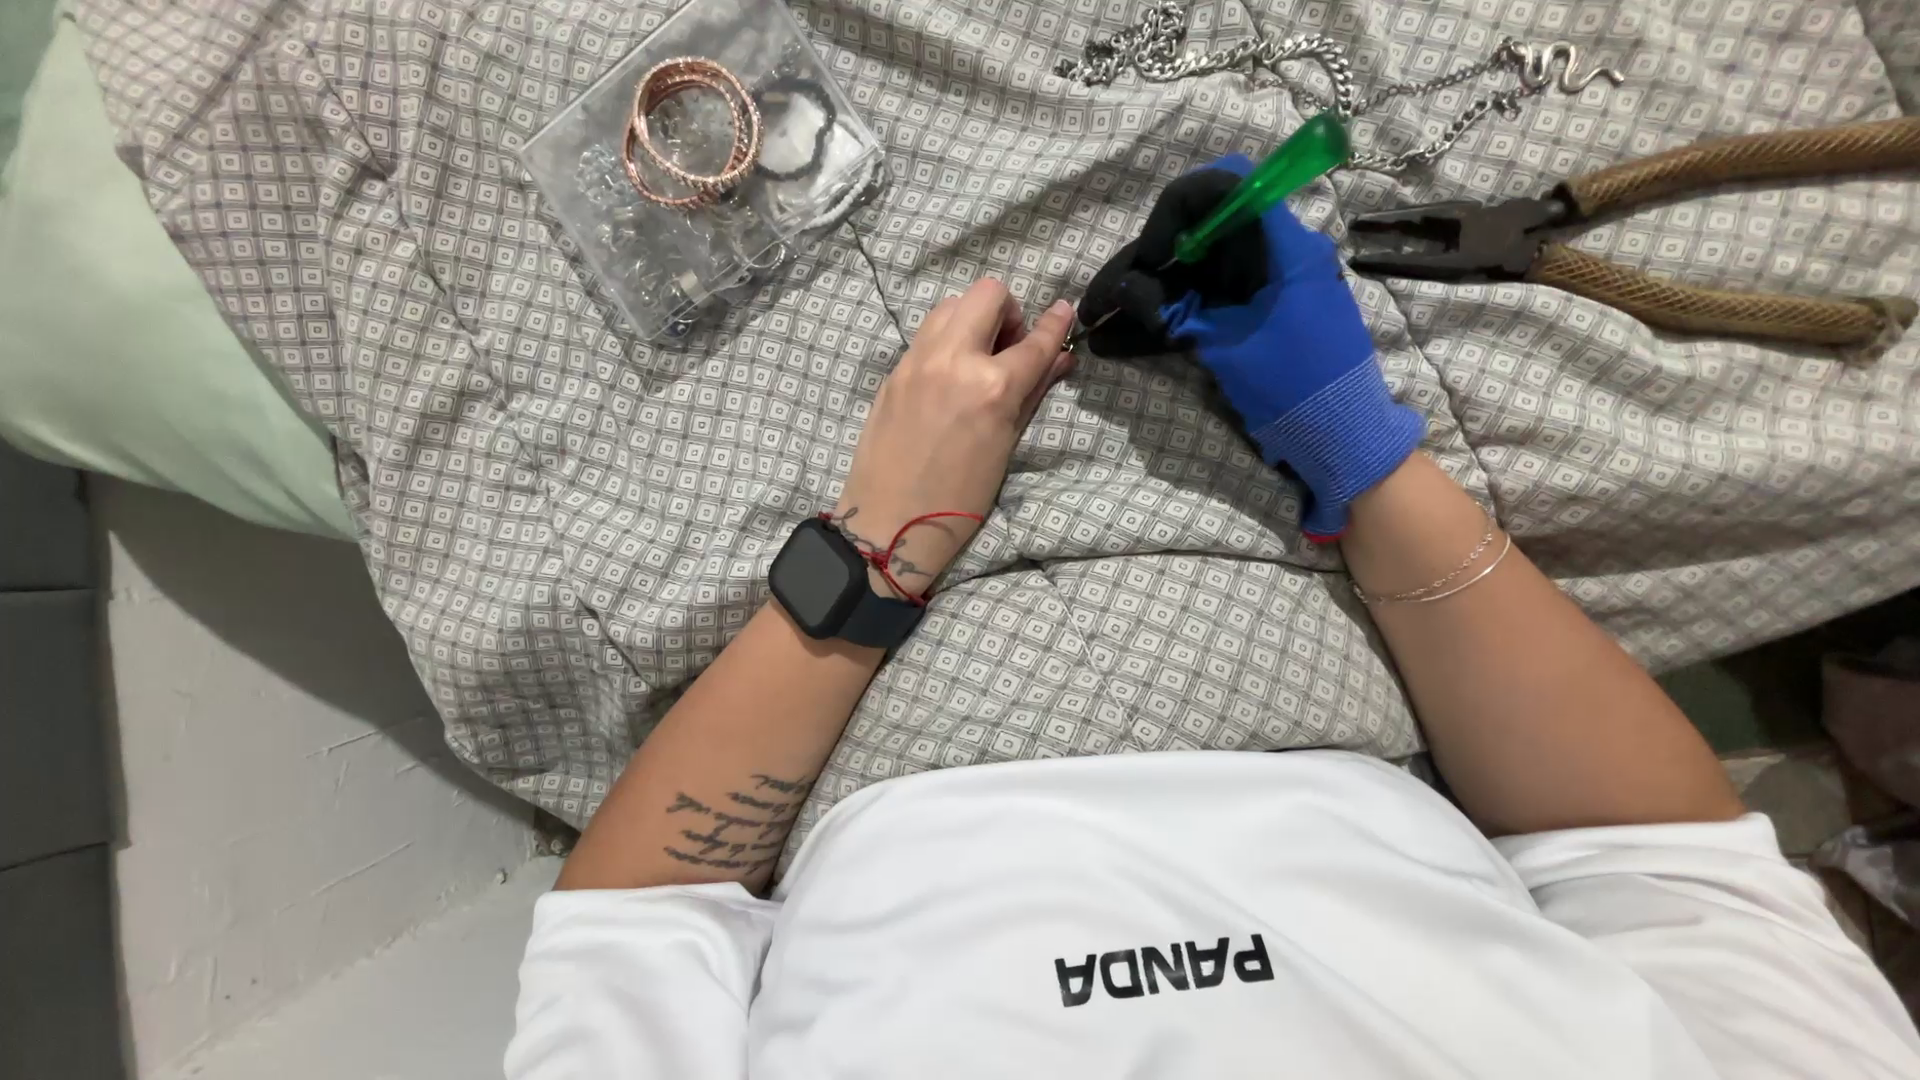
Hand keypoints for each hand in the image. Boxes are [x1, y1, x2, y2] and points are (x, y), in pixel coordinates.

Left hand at [832, 280, 1074, 597]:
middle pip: (988, 294)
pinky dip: (945, 343)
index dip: (1056, 324)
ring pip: (951, 305)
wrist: (889, 524)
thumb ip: (1034, 393)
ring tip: (975, 360)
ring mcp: (917, 362)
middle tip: (1007, 351)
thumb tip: (1061, 356)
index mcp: (991, 387)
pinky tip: (946, 380)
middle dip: (1008, 313)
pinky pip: (925, 335)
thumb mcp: (1007, 447)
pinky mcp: (893, 373)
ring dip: (972, 320)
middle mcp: (953, 361)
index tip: (1064, 311)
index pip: (1035, 340)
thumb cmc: (959, 502)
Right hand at [1080, 155, 1422, 539]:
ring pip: (1185, 276)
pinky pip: (1194, 307)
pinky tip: (1115, 341)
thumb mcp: (1230, 345)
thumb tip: (1124, 289)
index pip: (1224, 189)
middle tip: (1095, 305)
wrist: (1337, 434)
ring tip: (1094, 325)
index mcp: (1280, 246)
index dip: (1175, 212)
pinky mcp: (1244, 318)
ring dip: (1139, 298)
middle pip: (1191, 237)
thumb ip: (1177, 312)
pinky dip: (1159, 322)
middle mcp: (1266, 255)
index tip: (1150, 258)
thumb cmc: (1296, 386)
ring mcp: (1254, 288)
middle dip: (1138, 267)